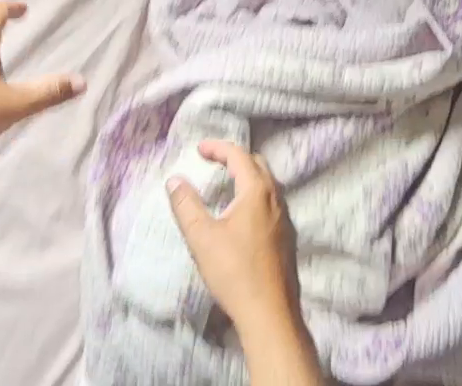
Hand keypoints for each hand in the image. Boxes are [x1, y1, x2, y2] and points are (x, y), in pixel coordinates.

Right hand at [166, 140, 301, 333]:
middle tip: (213, 162)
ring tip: (226, 184)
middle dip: (234, 157)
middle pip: (257, 164)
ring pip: (268, 184)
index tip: (199, 149)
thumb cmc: (234, 272)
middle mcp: (276, 198)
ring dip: (247, 176)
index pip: (238, 155)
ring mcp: (285, 218)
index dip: (217, 147)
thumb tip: (174, 180)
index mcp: (257, 191)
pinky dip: (255, 195)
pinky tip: (243, 214)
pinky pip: (272, 202)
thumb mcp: (201, 237)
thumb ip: (186, 205)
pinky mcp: (287, 237)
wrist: (270, 314)